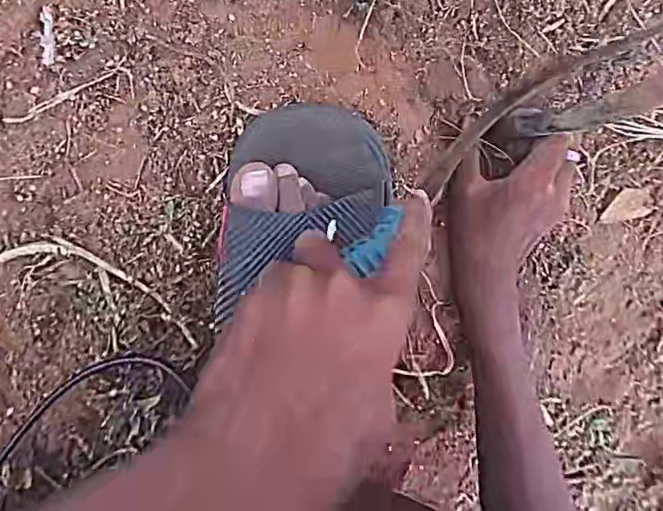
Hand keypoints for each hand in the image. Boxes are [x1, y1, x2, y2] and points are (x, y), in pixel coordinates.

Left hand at [176, 192, 432, 510]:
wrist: (248, 463)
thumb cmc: (319, 454)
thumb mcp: (376, 420)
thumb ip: (378, 369)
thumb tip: (369, 364)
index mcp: (381, 316)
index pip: (407, 254)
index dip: (414, 224)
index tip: (414, 200)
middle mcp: (340, 287)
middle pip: (334, 254)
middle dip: (326, 275)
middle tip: (317, 318)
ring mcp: (293, 284)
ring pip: (296, 270)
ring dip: (294, 292)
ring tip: (284, 340)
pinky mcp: (254, 293)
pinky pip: (266, 287)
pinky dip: (266, 306)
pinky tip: (260, 344)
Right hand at [446, 135, 576, 313]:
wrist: (487, 274)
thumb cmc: (474, 231)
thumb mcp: (465, 186)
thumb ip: (470, 150)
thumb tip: (469, 119)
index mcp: (535, 181)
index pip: (559, 140)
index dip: (546, 125)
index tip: (526, 121)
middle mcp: (555, 192)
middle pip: (567, 153)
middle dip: (548, 141)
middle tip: (520, 138)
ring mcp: (559, 207)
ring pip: (566, 169)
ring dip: (550, 158)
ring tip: (519, 158)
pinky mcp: (555, 217)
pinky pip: (561, 185)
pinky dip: (548, 176)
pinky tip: (519, 178)